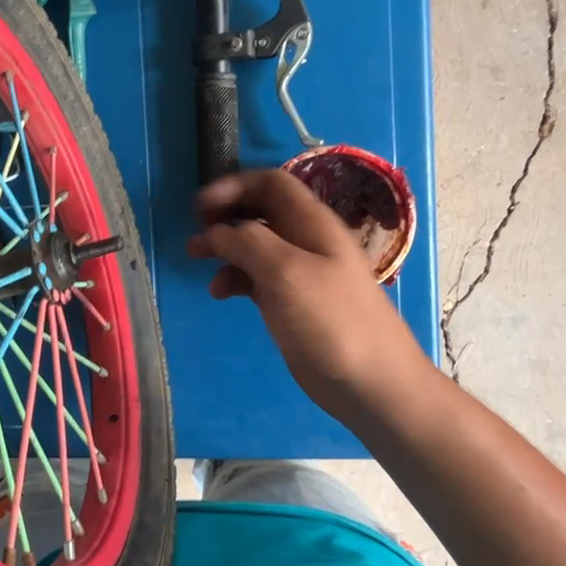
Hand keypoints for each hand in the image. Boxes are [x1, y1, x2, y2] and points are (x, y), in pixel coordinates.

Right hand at [186, 169, 422, 419]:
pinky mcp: (290, 303)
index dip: (233, 186)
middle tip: (194, 231)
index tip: (200, 208)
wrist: (370, 383)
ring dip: (224, 248)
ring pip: (254, 245)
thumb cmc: (331, 320)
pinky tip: (220, 294)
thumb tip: (218, 231)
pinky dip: (234, 279)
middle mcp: (305, 240)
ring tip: (196, 260)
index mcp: (312, 222)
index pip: (270, 183)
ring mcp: (299, 273)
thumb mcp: (286, 271)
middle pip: (260, 211)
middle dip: (225, 215)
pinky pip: (256, 278)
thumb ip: (248, 241)